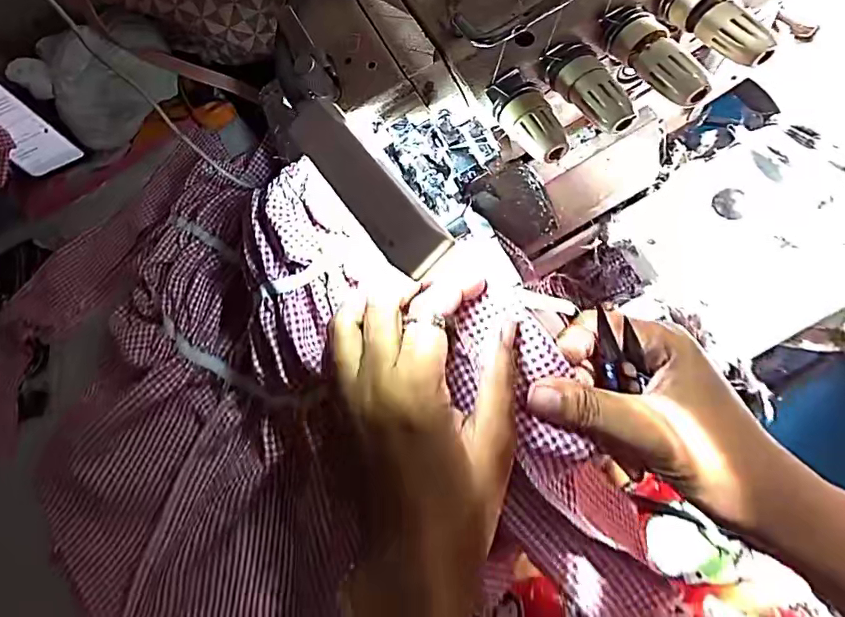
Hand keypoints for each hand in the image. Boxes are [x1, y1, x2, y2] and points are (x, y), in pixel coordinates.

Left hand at [332, 273, 519, 616]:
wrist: (412, 562)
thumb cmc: (462, 507)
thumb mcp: (494, 441)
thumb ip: (499, 375)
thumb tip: (508, 324)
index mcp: (414, 387)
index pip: (427, 309)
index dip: (456, 287)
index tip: (478, 283)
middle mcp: (372, 381)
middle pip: (380, 300)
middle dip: (415, 285)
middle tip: (444, 294)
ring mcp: (347, 393)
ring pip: (347, 317)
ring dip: (377, 299)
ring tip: (410, 304)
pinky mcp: (337, 408)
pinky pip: (336, 347)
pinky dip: (355, 324)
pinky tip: (382, 331)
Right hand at [526, 310, 811, 540]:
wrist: (770, 509)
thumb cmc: (726, 461)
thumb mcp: (648, 431)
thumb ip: (590, 409)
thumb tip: (539, 392)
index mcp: (663, 341)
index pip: (599, 323)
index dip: (573, 345)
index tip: (557, 376)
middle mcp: (657, 355)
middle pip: (596, 355)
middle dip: (584, 389)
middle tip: (578, 416)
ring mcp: (656, 384)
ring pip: (602, 386)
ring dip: (597, 416)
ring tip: (610, 445)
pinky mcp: (655, 411)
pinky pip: (614, 409)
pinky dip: (609, 432)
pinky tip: (622, 458)